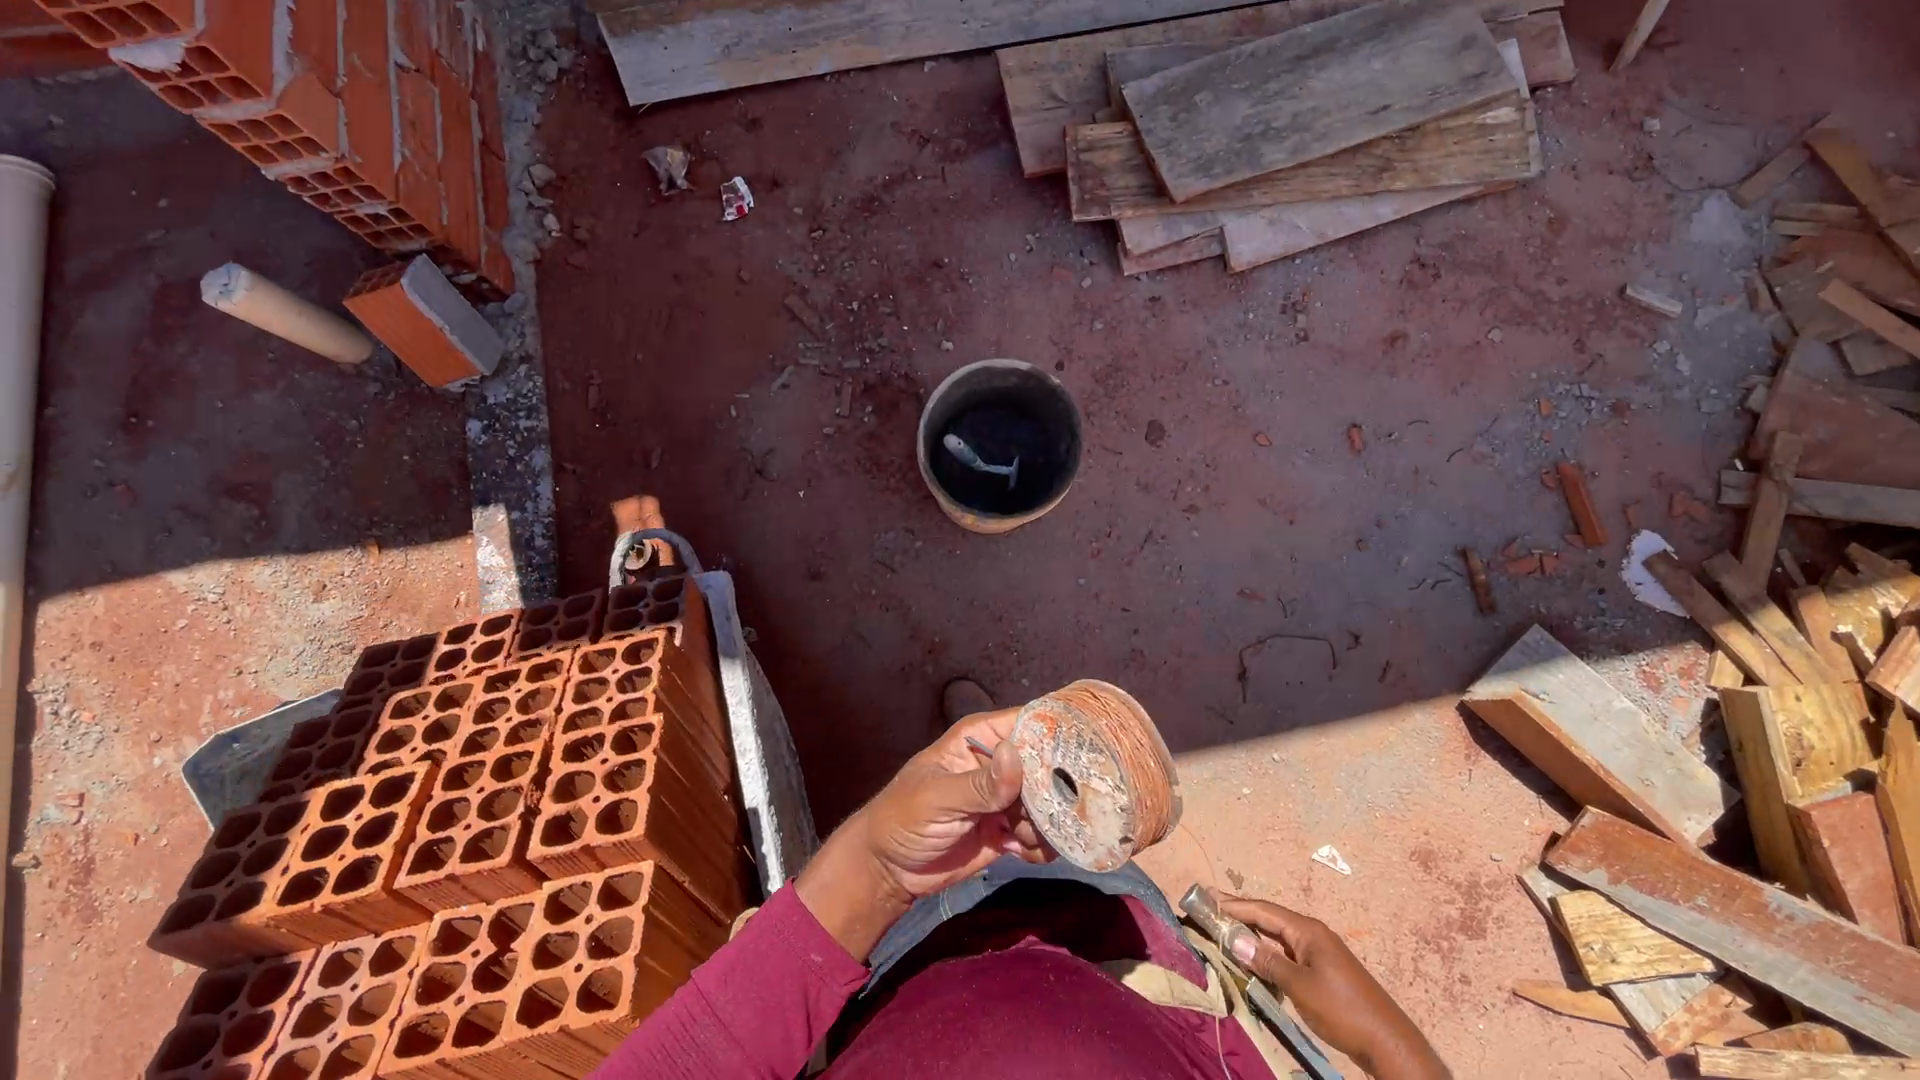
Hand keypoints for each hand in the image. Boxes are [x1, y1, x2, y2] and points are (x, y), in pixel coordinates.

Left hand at [795, 708, 1051, 960]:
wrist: (888, 870)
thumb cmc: (903, 818)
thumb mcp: (938, 798)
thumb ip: (979, 783)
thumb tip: (1016, 757)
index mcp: (980, 738)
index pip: (1029, 723)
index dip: (1059, 732)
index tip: (1089, 750)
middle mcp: (1000, 763)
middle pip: (1048, 765)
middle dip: (1058, 788)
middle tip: (1059, 808)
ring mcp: (1006, 798)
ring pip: (1049, 804)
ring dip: (1045, 823)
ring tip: (1021, 836)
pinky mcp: (1008, 831)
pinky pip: (1040, 835)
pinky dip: (1037, 846)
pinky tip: (1017, 852)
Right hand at [1219, 896, 1450, 1079]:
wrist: (1387, 1042)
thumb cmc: (1342, 1009)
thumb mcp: (1299, 986)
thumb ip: (1266, 961)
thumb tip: (1235, 939)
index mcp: (1307, 931)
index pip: (1263, 910)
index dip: (1234, 905)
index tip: (1206, 899)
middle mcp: (1312, 935)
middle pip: (1269, 919)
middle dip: (1239, 915)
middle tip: (1209, 913)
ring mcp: (1318, 954)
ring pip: (1276, 937)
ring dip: (1251, 935)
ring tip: (1223, 933)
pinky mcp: (1320, 972)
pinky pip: (1285, 954)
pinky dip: (1265, 953)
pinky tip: (1252, 960)